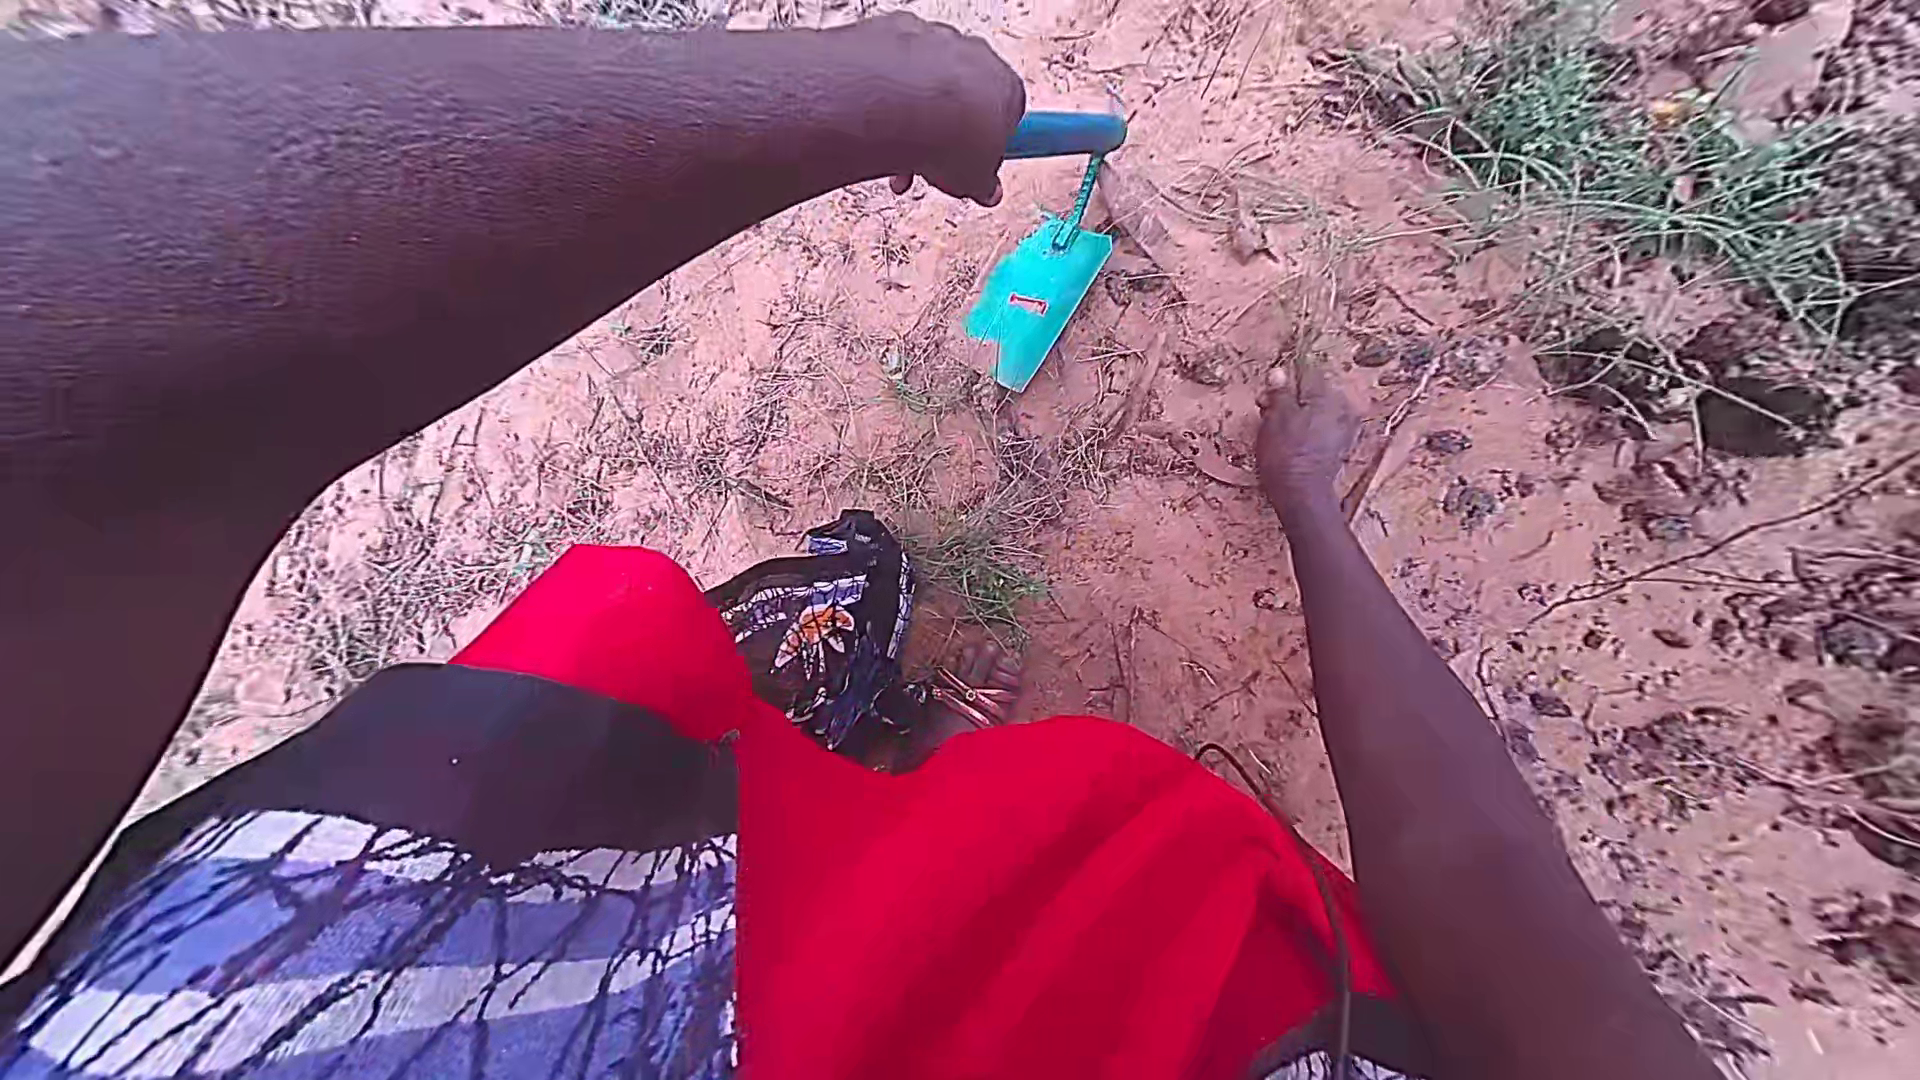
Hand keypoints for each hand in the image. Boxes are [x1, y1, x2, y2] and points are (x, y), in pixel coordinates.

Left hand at [833, 15, 1022, 205]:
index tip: (977, 166)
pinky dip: (896, 102)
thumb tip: (988, 192)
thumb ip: (984, 185)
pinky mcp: (903, 36)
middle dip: (951, 138)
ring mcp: (940, 43)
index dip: (989, 148)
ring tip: (906, 159)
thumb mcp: (976, 181)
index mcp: (1008, 91)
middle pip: (967, 103)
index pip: (1007, 120)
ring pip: (932, 91)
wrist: (906, 107)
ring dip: (920, 126)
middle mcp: (978, 58)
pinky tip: (887, 131)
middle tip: (937, 167)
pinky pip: (902, 76)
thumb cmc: (951, 139)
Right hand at [1256, 361, 1357, 515]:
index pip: (1306, 372)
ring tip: (1278, 433)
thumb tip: (1278, 373)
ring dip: (1297, 416)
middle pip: (1312, 391)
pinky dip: (1307, 430)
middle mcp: (1341, 406)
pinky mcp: (1340, 445)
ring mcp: (1344, 426)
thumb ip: (1279, 393)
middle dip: (1290, 399)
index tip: (1267, 396)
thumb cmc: (1284, 454)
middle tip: (1267, 415)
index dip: (1283, 382)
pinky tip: (1294, 444)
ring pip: (1316, 410)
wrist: (1301, 493)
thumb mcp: (1274, 418)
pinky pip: (1321, 427)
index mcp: (1326, 394)